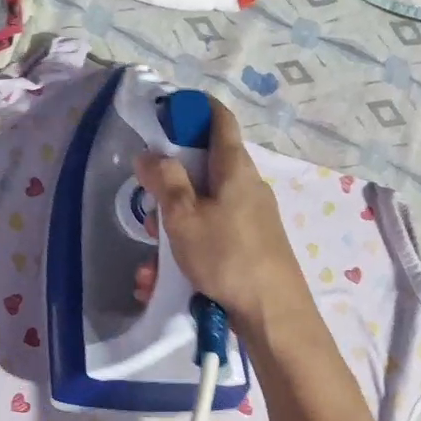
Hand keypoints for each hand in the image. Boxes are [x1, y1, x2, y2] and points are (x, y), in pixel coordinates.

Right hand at [133, 98, 307, 331]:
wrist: (272, 312)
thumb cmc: (227, 255)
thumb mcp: (185, 216)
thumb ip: (165, 181)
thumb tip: (149, 154)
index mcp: (234, 168)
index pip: (218, 120)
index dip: (194, 109)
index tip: (166, 113)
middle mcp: (246, 186)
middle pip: (202, 170)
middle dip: (169, 188)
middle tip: (148, 209)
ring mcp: (250, 218)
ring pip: (201, 211)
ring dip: (171, 232)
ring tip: (150, 264)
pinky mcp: (249, 246)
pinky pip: (209, 239)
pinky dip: (185, 254)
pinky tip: (161, 283)